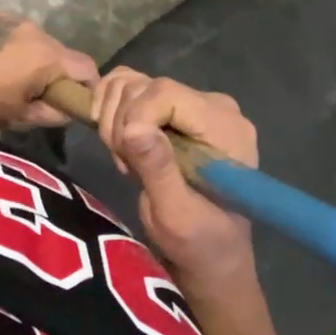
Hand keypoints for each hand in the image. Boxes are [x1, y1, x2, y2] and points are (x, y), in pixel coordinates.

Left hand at [0, 13, 97, 129]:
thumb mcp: (20, 117)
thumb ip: (53, 113)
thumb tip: (69, 109)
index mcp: (47, 55)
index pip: (87, 67)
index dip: (87, 87)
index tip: (74, 102)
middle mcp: (34, 28)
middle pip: (60, 52)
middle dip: (56, 72)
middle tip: (37, 94)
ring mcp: (9, 16)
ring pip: (34, 39)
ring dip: (31, 57)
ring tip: (9, 77)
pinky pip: (10, 30)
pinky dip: (8, 44)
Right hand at [92, 67, 257, 278]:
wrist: (207, 253)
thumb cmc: (199, 241)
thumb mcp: (178, 216)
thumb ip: (159, 170)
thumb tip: (133, 129)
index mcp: (226, 127)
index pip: (166, 93)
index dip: (135, 116)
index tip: (125, 154)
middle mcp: (213, 105)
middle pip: (144, 86)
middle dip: (121, 123)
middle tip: (124, 164)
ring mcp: (190, 101)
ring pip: (129, 82)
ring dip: (112, 118)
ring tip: (124, 157)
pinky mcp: (170, 104)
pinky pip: (126, 84)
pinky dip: (109, 107)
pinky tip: (117, 139)